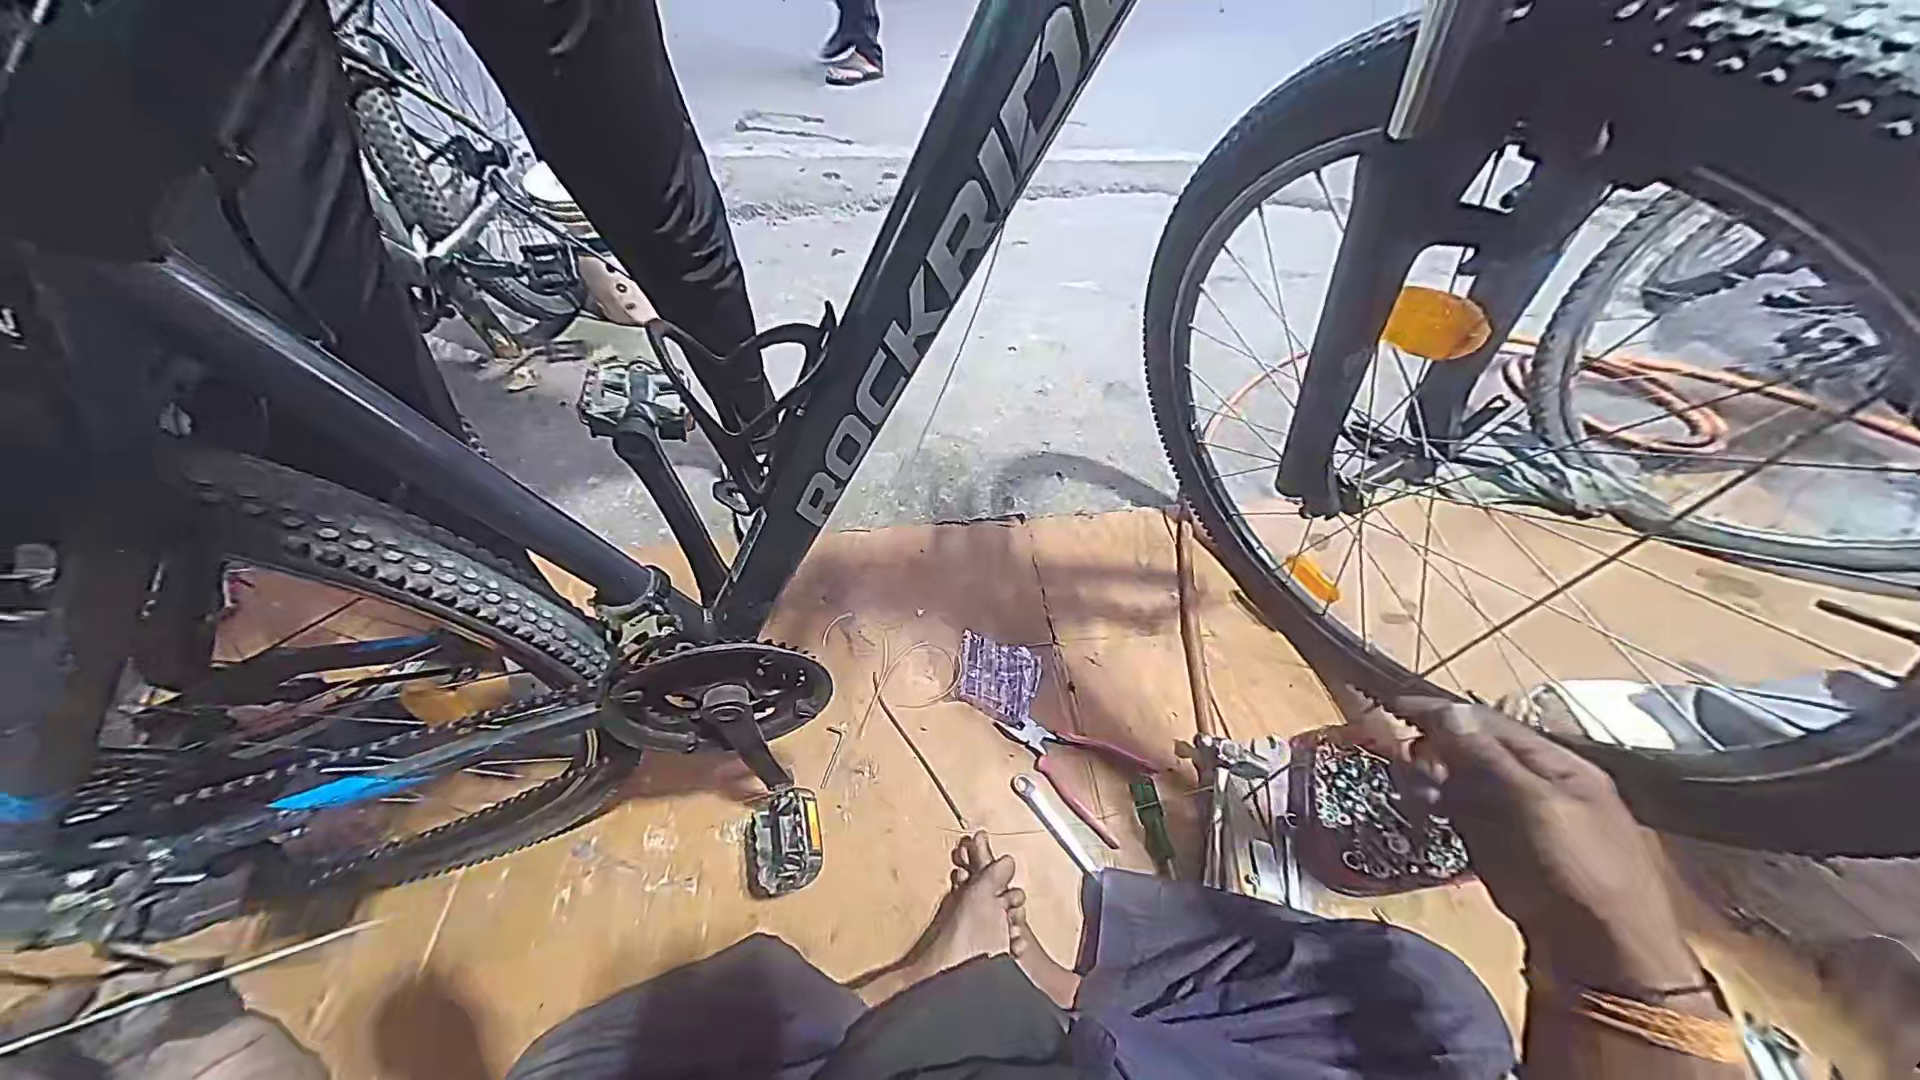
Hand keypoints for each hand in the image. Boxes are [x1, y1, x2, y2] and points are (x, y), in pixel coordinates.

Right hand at [1387, 695, 1703, 993]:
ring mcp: (1517, 812)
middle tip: (1408, 758)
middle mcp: (1535, 782)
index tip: (1394, 704)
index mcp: (1557, 765)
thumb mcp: (1532, 803)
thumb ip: (1486, 755)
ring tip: (1418, 790)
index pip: (1488, 723)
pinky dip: (1437, 802)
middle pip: (1470, 748)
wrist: (1601, 955)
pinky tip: (1428, 809)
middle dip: (1434, 749)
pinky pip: (1458, 807)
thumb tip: (1447, 709)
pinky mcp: (1499, 840)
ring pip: (1459, 777)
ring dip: (1432, 777)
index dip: (1441, 712)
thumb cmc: (1576, 870)